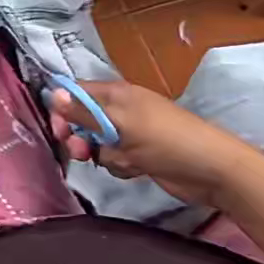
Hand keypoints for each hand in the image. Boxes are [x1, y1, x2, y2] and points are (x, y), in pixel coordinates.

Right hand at [46, 79, 263, 206]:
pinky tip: (135, 170)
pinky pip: (114, 159)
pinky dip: (120, 166)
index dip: (63, 110)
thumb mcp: (121, 125)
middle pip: (84, 121)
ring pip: (98, 144)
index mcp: (116, 93)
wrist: (210, 170)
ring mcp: (131, 133)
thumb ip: (85, 113)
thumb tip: (52, 93)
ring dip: (104, 155)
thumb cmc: (165, 141)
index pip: (77, 94)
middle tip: (83, 153)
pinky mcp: (139, 155)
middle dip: (81, 138)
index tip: (59, 132)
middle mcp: (121, 109)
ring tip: (122, 162)